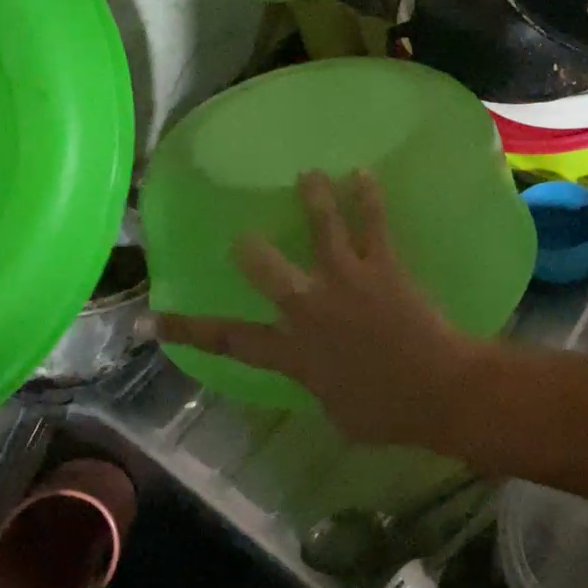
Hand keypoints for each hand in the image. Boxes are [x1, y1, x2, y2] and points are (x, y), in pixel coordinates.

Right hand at [159, 170, 480, 443]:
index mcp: (294, 352)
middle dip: (251, 250)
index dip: (188, 331)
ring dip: (313, 198)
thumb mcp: (337, 413)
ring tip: (308, 174)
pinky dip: (368, 196)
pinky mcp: (383, 266)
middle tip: (243, 237)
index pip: (230, 340)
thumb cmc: (388, 413)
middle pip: (267, 269)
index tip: (150, 321)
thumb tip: (318, 376)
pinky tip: (364, 173)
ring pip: (321, 229)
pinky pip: (373, 223)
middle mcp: (310, 308)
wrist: (437, 391)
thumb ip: (318, 384)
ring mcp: (346, 281)